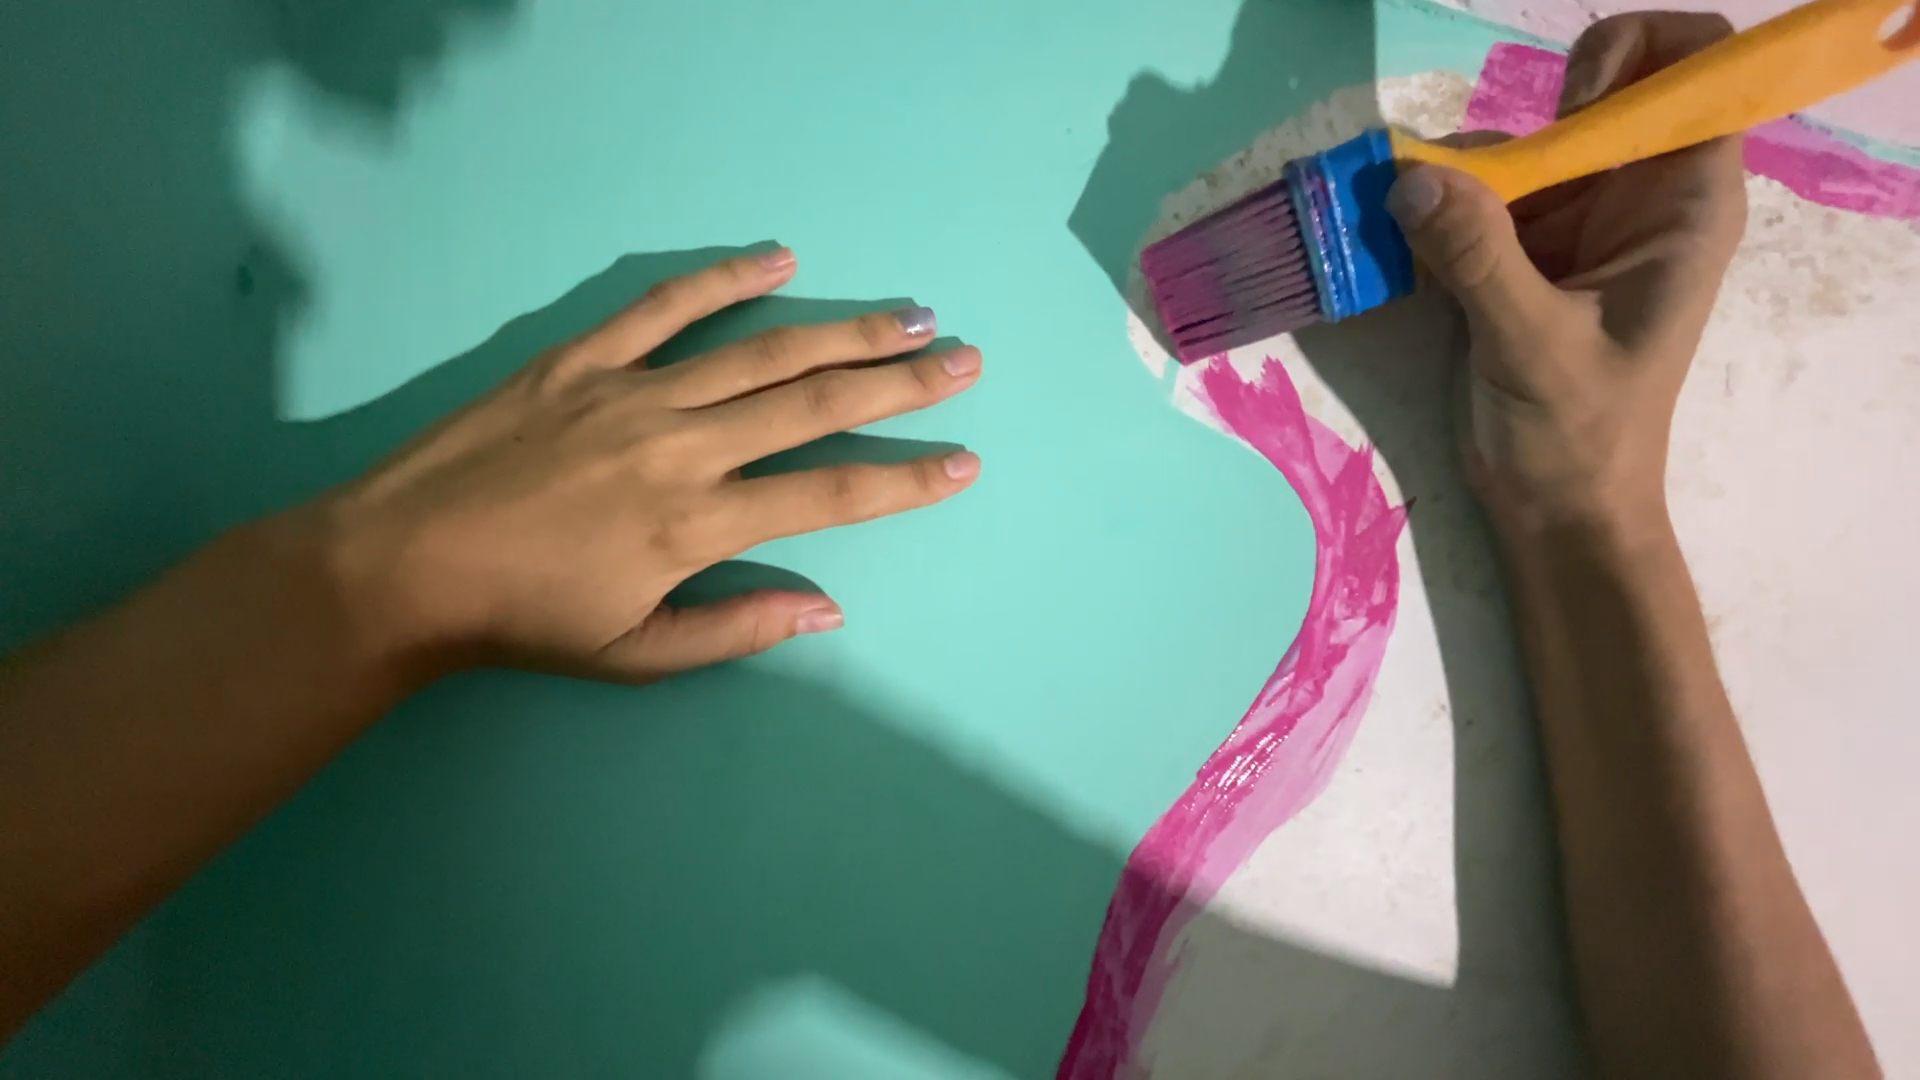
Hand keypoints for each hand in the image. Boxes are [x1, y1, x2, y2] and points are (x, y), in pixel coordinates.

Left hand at [299, 248, 980, 683]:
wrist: (397, 567)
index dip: (907, 479)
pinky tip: (779, 258)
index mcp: (699, 523)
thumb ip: (738, 629)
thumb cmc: (527, 621)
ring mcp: (634, 393)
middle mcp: (683, 446)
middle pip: (816, 404)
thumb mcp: (637, 654)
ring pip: (762, 351)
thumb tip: (828, 609)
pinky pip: (666, 308)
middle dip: (902, 383)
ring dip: (844, 330)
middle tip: (963, 359)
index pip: (832, 494)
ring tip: (909, 315)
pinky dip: (725, 280)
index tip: (963, 462)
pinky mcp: (584, 359)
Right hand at [1387, 12, 1747, 537]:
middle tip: (1427, 202)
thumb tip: (1409, 180)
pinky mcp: (1511, 272)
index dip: (1625, 61)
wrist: (1554, 505)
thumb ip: (1477, 256)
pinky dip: (1427, 232)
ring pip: (1504, 173)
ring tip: (1396, 237)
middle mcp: (1623, 205)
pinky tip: (1397, 261)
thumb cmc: (1575, 429)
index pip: (1685, 72)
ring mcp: (1563, 239)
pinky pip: (1467, 223)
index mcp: (1676, 204)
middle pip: (1566, 121)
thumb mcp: (1530, 340)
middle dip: (1495, 148)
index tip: (1552, 113)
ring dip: (1445, 195)